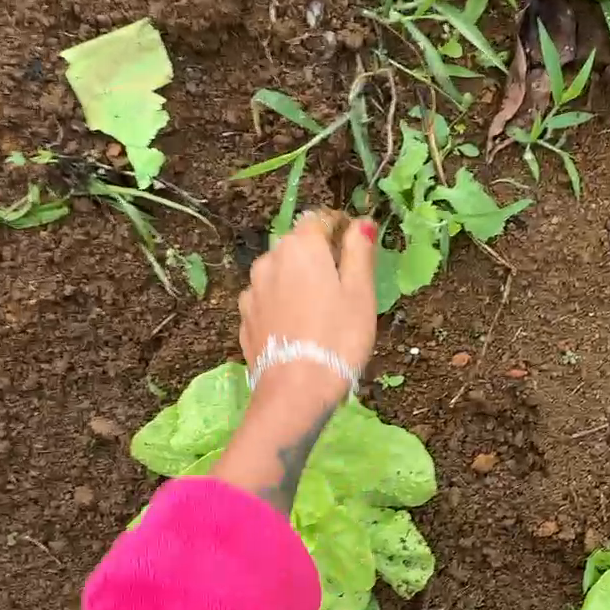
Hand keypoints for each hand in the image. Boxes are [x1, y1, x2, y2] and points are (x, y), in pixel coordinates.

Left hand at [212, 211, 377, 513]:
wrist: (296, 390)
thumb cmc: (338, 338)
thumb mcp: (360, 293)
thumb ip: (359, 252)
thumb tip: (362, 222)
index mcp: (301, 246)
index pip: (320, 220)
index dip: (340, 227)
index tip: (357, 244)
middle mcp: (270, 259)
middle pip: (297, 246)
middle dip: (318, 256)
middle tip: (342, 284)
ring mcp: (253, 290)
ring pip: (279, 273)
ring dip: (297, 281)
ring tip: (318, 310)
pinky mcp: (246, 318)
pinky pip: (268, 300)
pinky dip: (282, 305)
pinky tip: (296, 327)